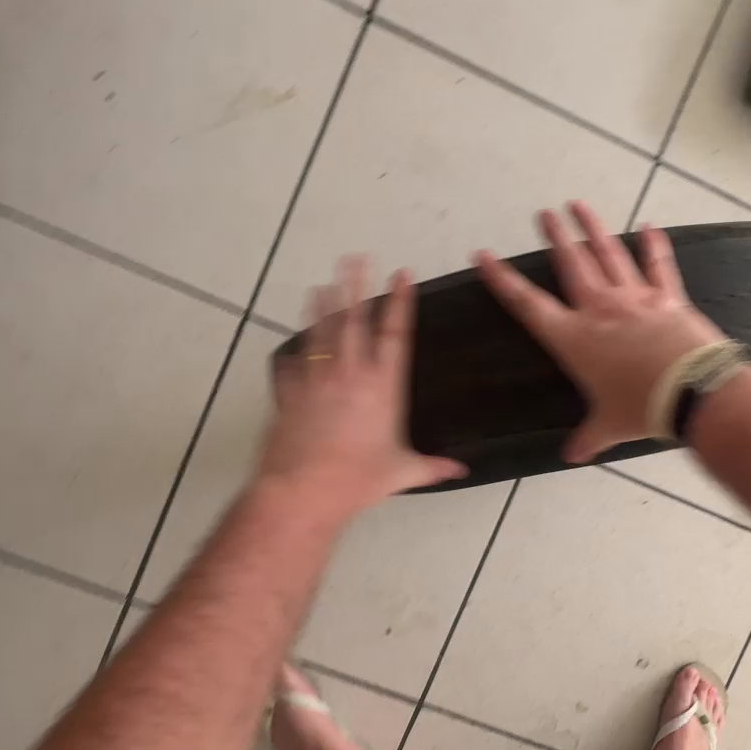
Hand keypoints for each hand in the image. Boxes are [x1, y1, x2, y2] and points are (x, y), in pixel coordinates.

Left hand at [255, 256, 466, 514]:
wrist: (302, 491)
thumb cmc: (358, 479)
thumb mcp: (402, 472)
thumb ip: (432, 467)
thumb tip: (461, 472)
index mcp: (383, 386)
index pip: (394, 333)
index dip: (400, 301)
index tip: (402, 274)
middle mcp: (350, 375)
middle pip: (354, 320)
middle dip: (356, 286)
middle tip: (356, 258)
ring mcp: (316, 381)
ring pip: (321, 334)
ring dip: (323, 306)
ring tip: (323, 284)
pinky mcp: (289, 395)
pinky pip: (293, 366)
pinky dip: (295, 353)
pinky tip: (294, 345)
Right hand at [474, 201, 725, 462]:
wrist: (694, 393)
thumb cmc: (642, 409)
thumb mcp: (609, 426)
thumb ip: (587, 438)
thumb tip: (571, 457)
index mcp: (574, 338)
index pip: (528, 305)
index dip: (502, 280)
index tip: (483, 256)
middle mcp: (600, 309)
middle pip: (570, 265)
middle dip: (555, 237)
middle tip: (543, 213)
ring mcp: (635, 298)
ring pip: (609, 255)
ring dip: (593, 230)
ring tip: (579, 206)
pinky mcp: (668, 296)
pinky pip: (659, 264)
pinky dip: (654, 245)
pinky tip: (650, 226)